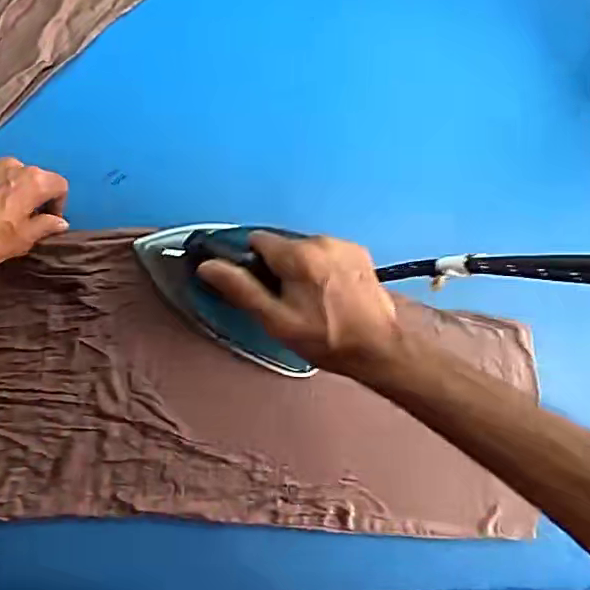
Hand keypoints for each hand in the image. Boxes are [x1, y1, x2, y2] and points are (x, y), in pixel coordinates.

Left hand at [0, 159, 69, 305]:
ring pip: (7, 175)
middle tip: (24, 221)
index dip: (58, 204)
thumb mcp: (22, 240)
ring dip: (10, 191)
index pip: (59, 184)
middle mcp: (11, 164)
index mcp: (31, 180)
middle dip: (33, 197)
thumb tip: (59, 222)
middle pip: (33, 177)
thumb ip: (45, 226)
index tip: (49, 221)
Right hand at [195, 232, 403, 380]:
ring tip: (311, 301)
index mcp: (298, 254)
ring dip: (299, 268)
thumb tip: (208, 266)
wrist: (381, 349)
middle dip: (277, 268)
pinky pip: (325, 253)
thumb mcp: (275, 321)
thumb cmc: (326, 339)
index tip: (262, 288)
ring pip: (303, 249)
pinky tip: (329, 294)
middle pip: (281, 246)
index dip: (252, 264)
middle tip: (287, 301)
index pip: (256, 240)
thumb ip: (240, 289)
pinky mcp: (358, 253)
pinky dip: (320, 268)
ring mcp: (343, 245)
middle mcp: (321, 241)